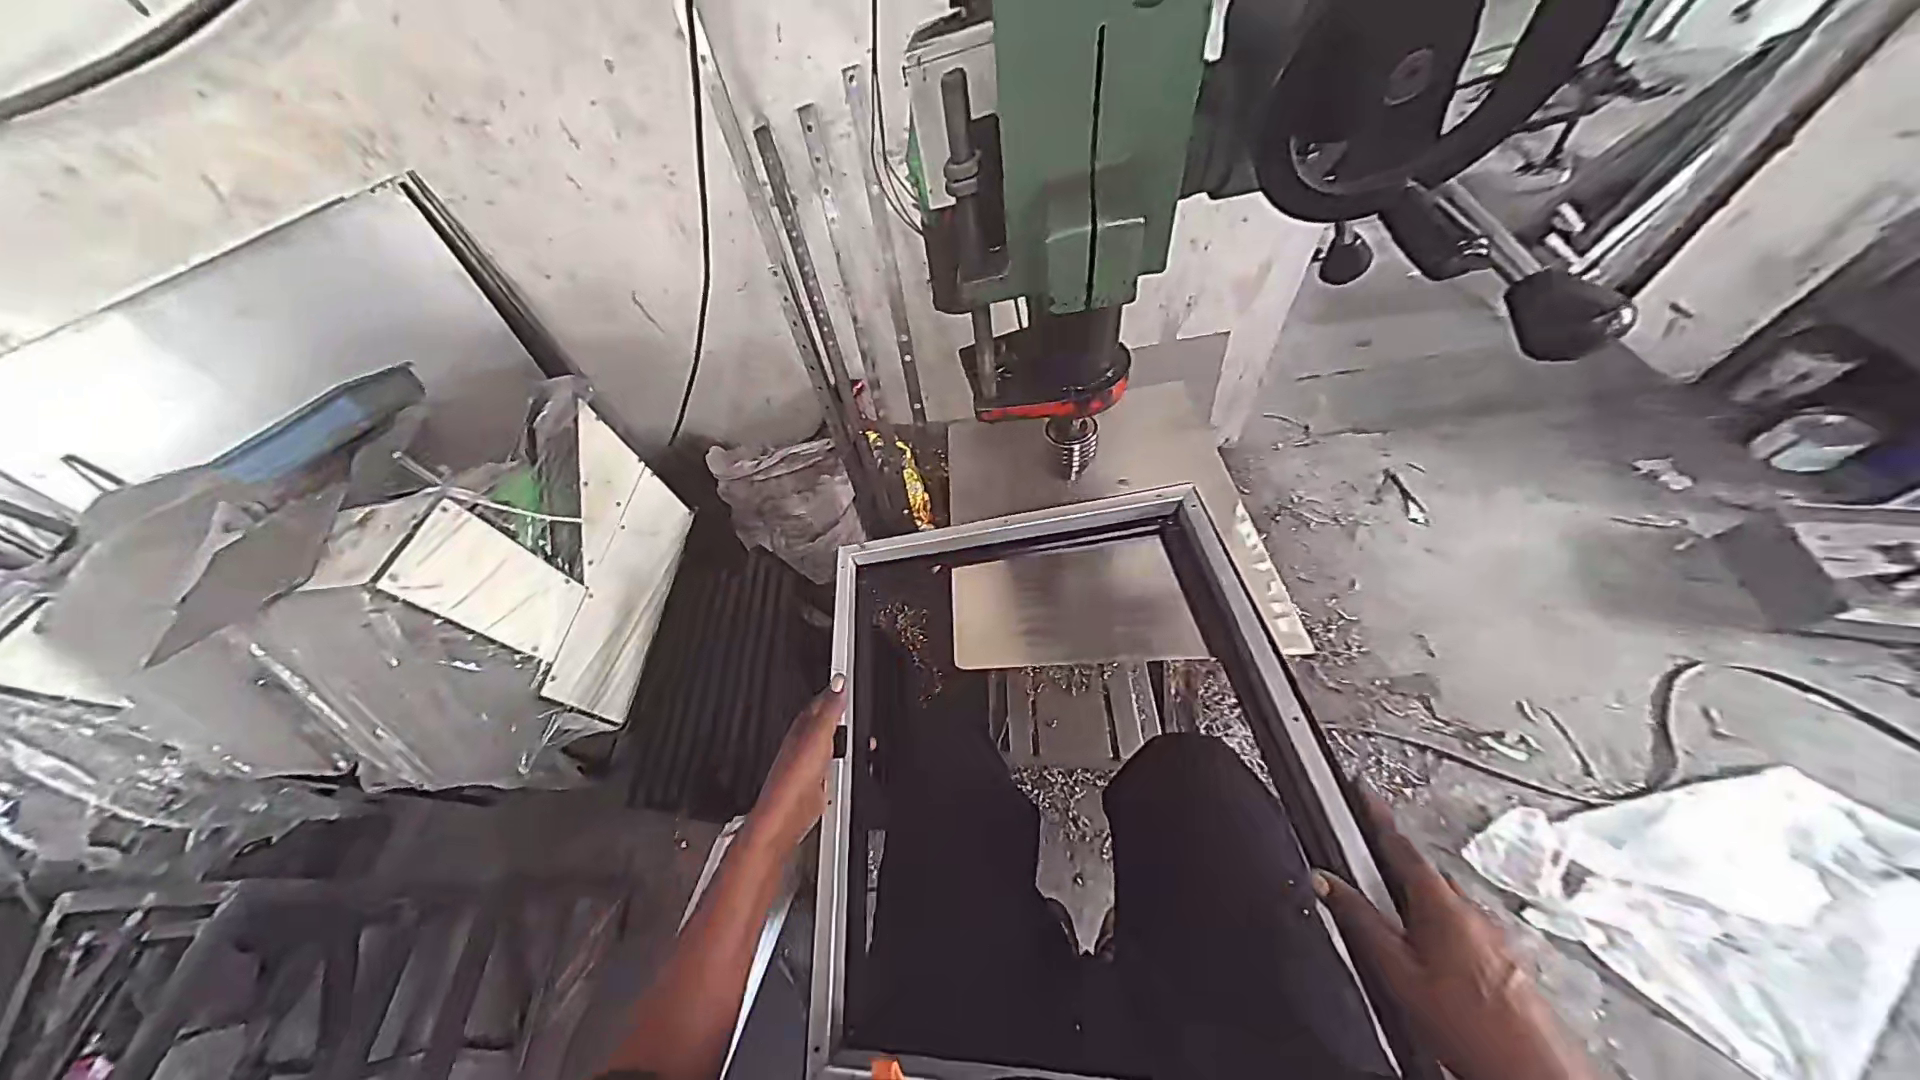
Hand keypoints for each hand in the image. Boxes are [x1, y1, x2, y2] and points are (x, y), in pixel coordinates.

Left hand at [749, 675, 846, 850]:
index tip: (846, 678)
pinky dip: (841, 756)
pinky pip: (832, 761)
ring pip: (829, 739)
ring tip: (854, 724)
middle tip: (852, 697)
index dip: (835, 688)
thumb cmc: (793, 779)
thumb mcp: (819, 736)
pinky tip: (845, 757)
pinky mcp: (816, 781)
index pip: (822, 699)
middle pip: (825, 718)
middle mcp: (805, 742)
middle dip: (839, 708)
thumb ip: (831, 709)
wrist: (785, 817)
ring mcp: (810, 762)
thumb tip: (840, 681)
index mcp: (804, 726)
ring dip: (841, 732)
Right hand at [1314, 795, 1597, 1079]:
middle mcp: (1472, 912)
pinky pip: (1463, 926)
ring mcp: (1494, 937)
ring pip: (1444, 901)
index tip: (1363, 791)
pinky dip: (1439, 927)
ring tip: (1396, 925)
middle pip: (1423, 873)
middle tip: (1366, 867)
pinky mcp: (1506, 960)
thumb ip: (1357, 917)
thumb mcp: (1395, 968)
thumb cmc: (1467, 1024)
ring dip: (1417, 901)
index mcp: (1441, 904)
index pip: (1401, 846)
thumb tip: (1324, 880)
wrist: (1532, 1072)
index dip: (1378, 816)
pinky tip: (1433, 958)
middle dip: (1393, 867)